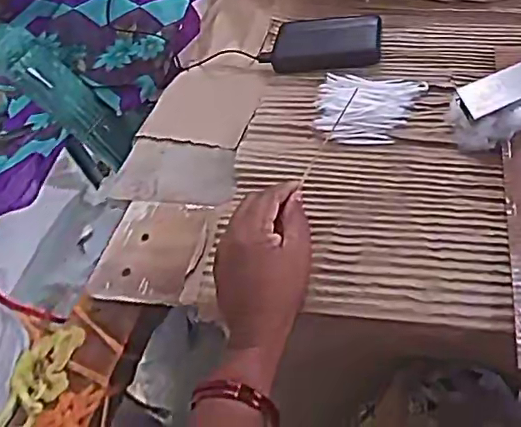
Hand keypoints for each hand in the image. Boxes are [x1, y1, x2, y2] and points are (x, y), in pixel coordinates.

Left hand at [214, 183, 312, 353]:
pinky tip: (264, 234)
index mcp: (250, 230)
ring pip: (241, 214)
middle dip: (271, 196)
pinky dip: (250, 224)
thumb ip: (296, 219)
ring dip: (260, 209)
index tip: (299, 188)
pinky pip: (235, 230)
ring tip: (280, 216)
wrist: (257, 334)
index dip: (285, 189)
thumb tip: (294, 197)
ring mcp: (223, 248)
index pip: (268, 196)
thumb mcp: (298, 252)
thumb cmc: (283, 293)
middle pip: (251, 201)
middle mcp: (231, 234)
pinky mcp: (221, 262)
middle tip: (292, 201)